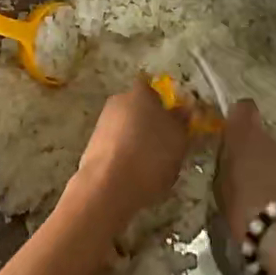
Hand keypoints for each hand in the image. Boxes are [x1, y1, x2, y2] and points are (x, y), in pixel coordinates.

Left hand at [70, 85, 191, 224]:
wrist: (109, 185)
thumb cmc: (151, 155)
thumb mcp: (179, 138)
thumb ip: (181, 120)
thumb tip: (183, 109)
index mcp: (139, 93)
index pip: (152, 89)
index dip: (163, 103)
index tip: (174, 121)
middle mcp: (118, 101)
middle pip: (138, 108)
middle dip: (150, 123)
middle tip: (167, 146)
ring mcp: (102, 123)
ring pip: (126, 128)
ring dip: (137, 141)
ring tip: (152, 167)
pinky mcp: (92, 146)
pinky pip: (116, 146)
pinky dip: (125, 156)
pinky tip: (134, 176)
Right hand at [217, 100, 275, 268]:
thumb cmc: (250, 211)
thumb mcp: (223, 190)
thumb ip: (226, 167)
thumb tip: (230, 157)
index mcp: (247, 138)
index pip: (243, 110)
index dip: (238, 118)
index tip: (232, 133)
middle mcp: (275, 142)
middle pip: (263, 141)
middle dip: (256, 157)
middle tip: (245, 183)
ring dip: (274, 177)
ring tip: (264, 206)